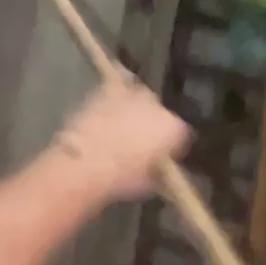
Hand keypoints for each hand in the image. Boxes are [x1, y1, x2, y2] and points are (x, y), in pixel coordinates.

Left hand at [50, 80, 188, 199]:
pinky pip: (120, 82)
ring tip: (122, 123)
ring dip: (135, 108)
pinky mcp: (110, 89)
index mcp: (174, 129)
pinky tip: (113, 97)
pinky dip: (118, 89)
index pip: (180, 135)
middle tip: (137, 142)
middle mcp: (159, 106)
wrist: (85, 162)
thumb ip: (158, 170)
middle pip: (160, 113)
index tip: (159, 156)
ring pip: (141, 97)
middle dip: (151, 125)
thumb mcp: (148, 182)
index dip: (169, 146)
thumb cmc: (121, 178)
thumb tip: (157, 168)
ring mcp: (133, 94)